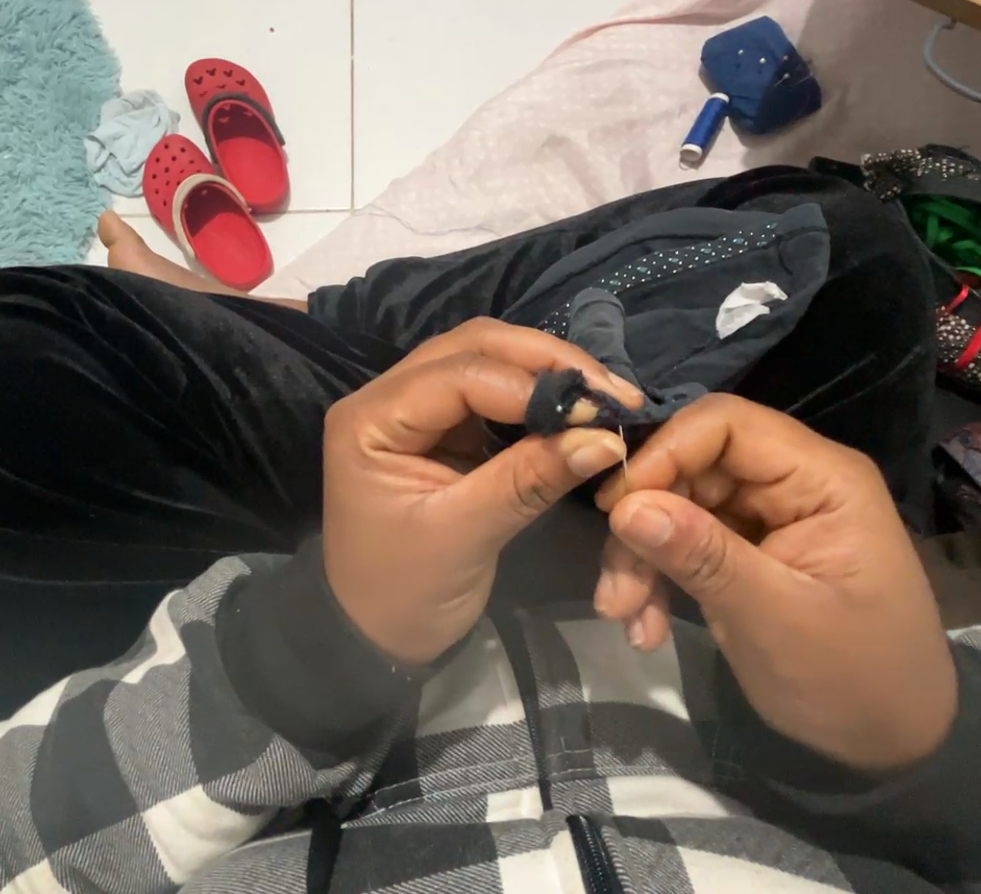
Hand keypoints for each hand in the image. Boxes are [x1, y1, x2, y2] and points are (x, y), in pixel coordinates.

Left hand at [323, 319, 639, 665]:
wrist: (375, 632)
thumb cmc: (404, 592)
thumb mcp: (464, 536)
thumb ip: (528, 480)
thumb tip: (604, 438)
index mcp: (370, 419)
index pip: (457, 373)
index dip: (530, 384)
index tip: (597, 410)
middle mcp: (386, 398)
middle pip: (471, 348)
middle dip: (544, 361)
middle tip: (611, 390)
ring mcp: (414, 408)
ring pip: (484, 359)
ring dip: (544, 371)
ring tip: (603, 395)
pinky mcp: (441, 428)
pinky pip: (492, 392)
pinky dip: (535, 395)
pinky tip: (573, 409)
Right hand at [593, 394, 956, 771]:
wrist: (884, 744)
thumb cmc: (853, 679)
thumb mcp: (776, 620)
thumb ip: (702, 556)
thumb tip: (624, 508)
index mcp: (820, 478)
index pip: (725, 424)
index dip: (664, 451)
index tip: (618, 507)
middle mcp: (786, 481)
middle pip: (686, 466)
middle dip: (642, 522)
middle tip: (615, 586)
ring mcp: (759, 514)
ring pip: (669, 503)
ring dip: (638, 557)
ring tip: (624, 615)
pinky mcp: (736, 545)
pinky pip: (675, 538)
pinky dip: (651, 576)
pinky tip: (644, 625)